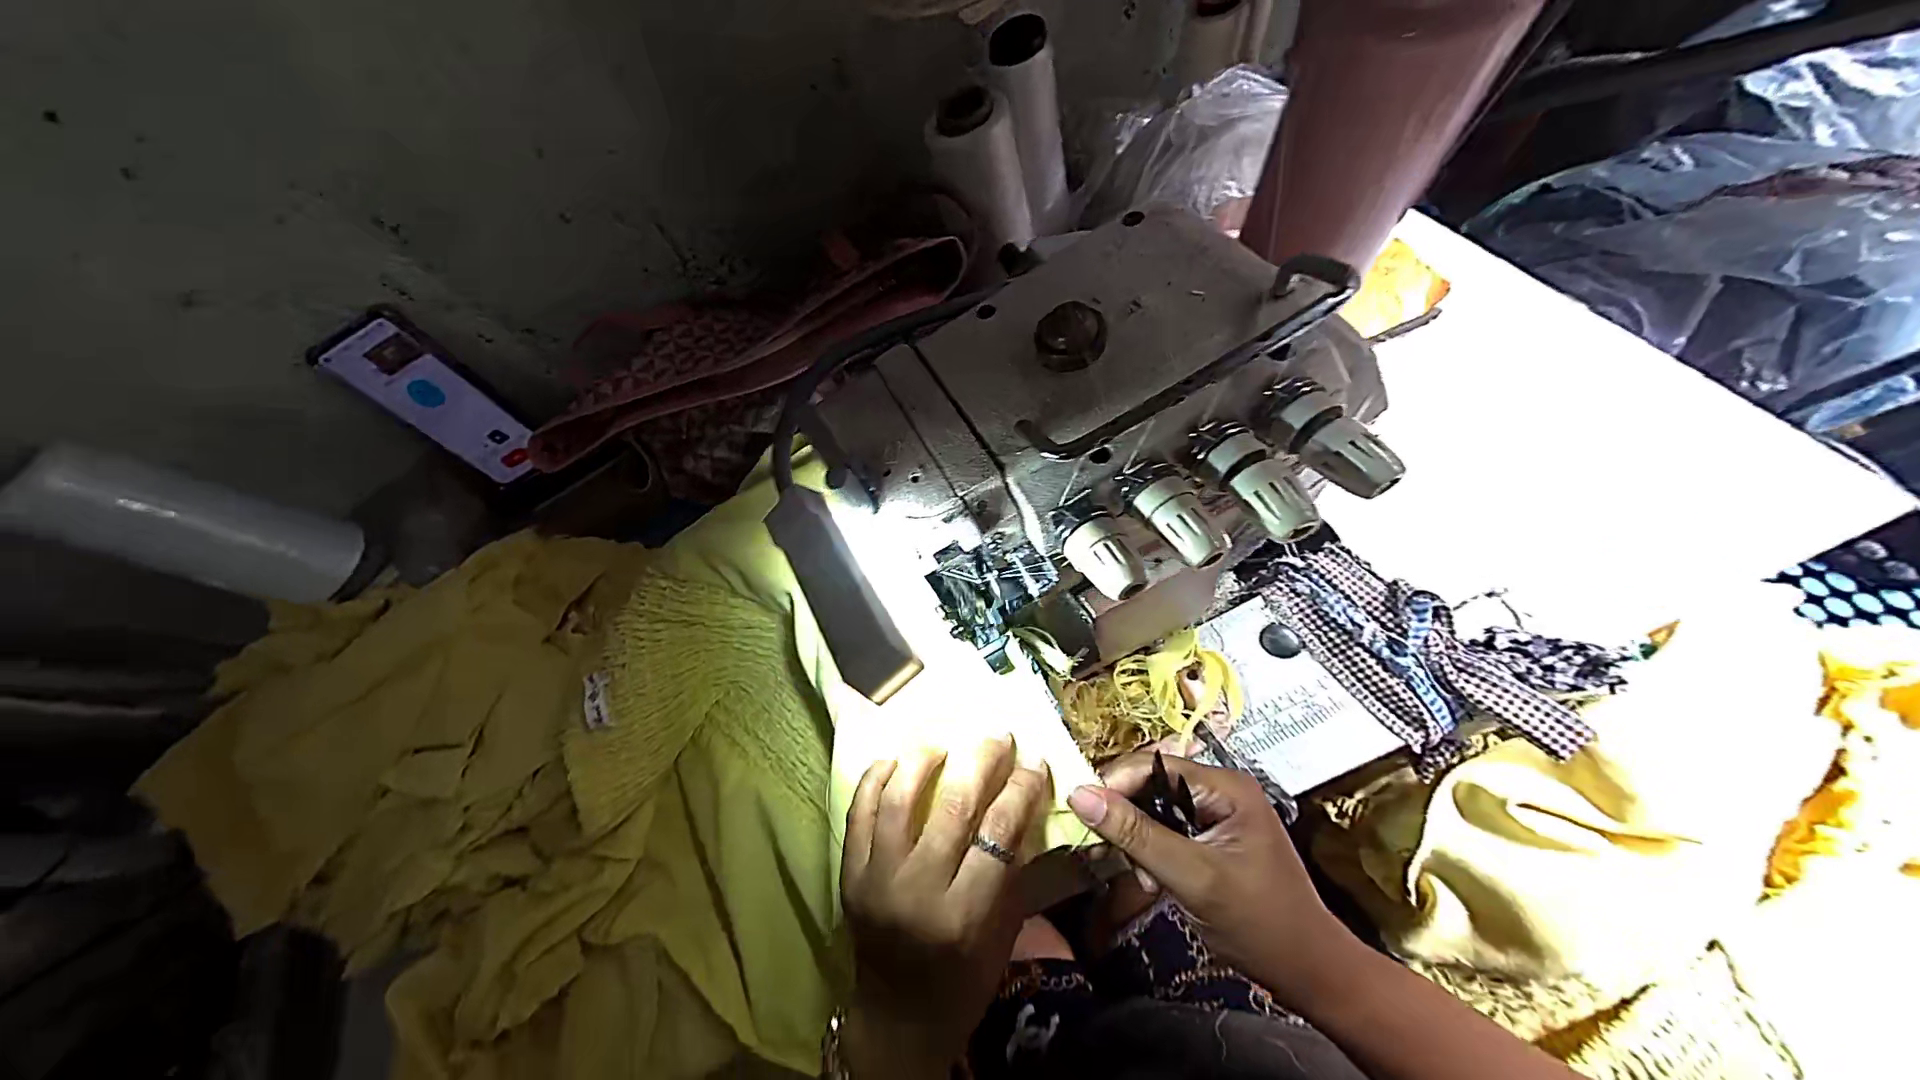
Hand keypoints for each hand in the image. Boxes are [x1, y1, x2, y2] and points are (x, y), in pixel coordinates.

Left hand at [839, 739, 1051, 1077]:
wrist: (897, 1017)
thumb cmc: (964, 977)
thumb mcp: (1003, 931)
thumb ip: (1016, 868)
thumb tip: (1030, 800)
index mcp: (965, 915)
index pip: (999, 832)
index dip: (1021, 789)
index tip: (1034, 762)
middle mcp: (918, 893)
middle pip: (954, 807)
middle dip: (983, 762)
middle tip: (998, 737)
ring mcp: (876, 880)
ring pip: (899, 799)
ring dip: (925, 760)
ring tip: (943, 744)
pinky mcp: (849, 874)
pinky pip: (859, 812)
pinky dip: (877, 779)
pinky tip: (895, 760)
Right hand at [1066, 753, 1348, 1002]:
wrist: (1310, 974)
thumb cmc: (1258, 923)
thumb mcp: (1192, 877)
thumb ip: (1136, 834)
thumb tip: (1080, 794)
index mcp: (1225, 785)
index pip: (1153, 765)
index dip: (1114, 784)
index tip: (1082, 812)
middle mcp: (1220, 789)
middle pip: (1151, 784)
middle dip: (1127, 817)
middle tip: (1110, 852)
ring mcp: (1217, 813)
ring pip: (1155, 808)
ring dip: (1139, 839)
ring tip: (1140, 876)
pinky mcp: (1211, 837)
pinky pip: (1167, 829)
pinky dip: (1152, 851)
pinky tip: (1152, 880)